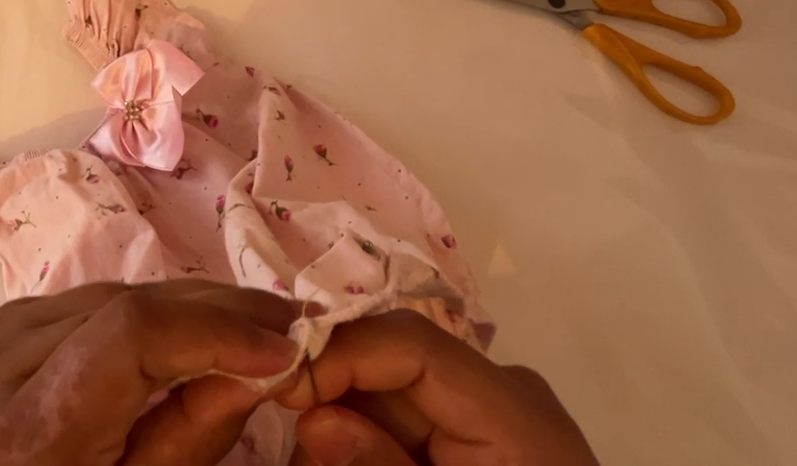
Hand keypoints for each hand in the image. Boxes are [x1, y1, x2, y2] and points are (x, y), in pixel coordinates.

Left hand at [0, 280, 300, 464]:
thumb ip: (193, 433)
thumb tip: (263, 363)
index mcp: (28, 427)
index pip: (129, 334)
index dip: (215, 327)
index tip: (288, 342)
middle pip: (123, 304)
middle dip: (215, 310)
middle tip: (291, 321)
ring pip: (109, 294)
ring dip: (181, 308)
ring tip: (246, 325)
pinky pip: (81, 304)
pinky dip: (137, 314)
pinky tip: (178, 330)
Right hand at [277, 310, 598, 465]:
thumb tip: (313, 418)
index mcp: (512, 412)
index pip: (410, 343)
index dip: (340, 352)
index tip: (284, 392)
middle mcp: (500, 392)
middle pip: (389, 363)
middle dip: (331, 395)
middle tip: (292, 439)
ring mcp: (488, 412)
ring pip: (385, 389)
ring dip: (341, 425)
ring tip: (324, 458)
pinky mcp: (474, 434)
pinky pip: (403, 415)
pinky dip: (367, 440)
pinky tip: (354, 458)